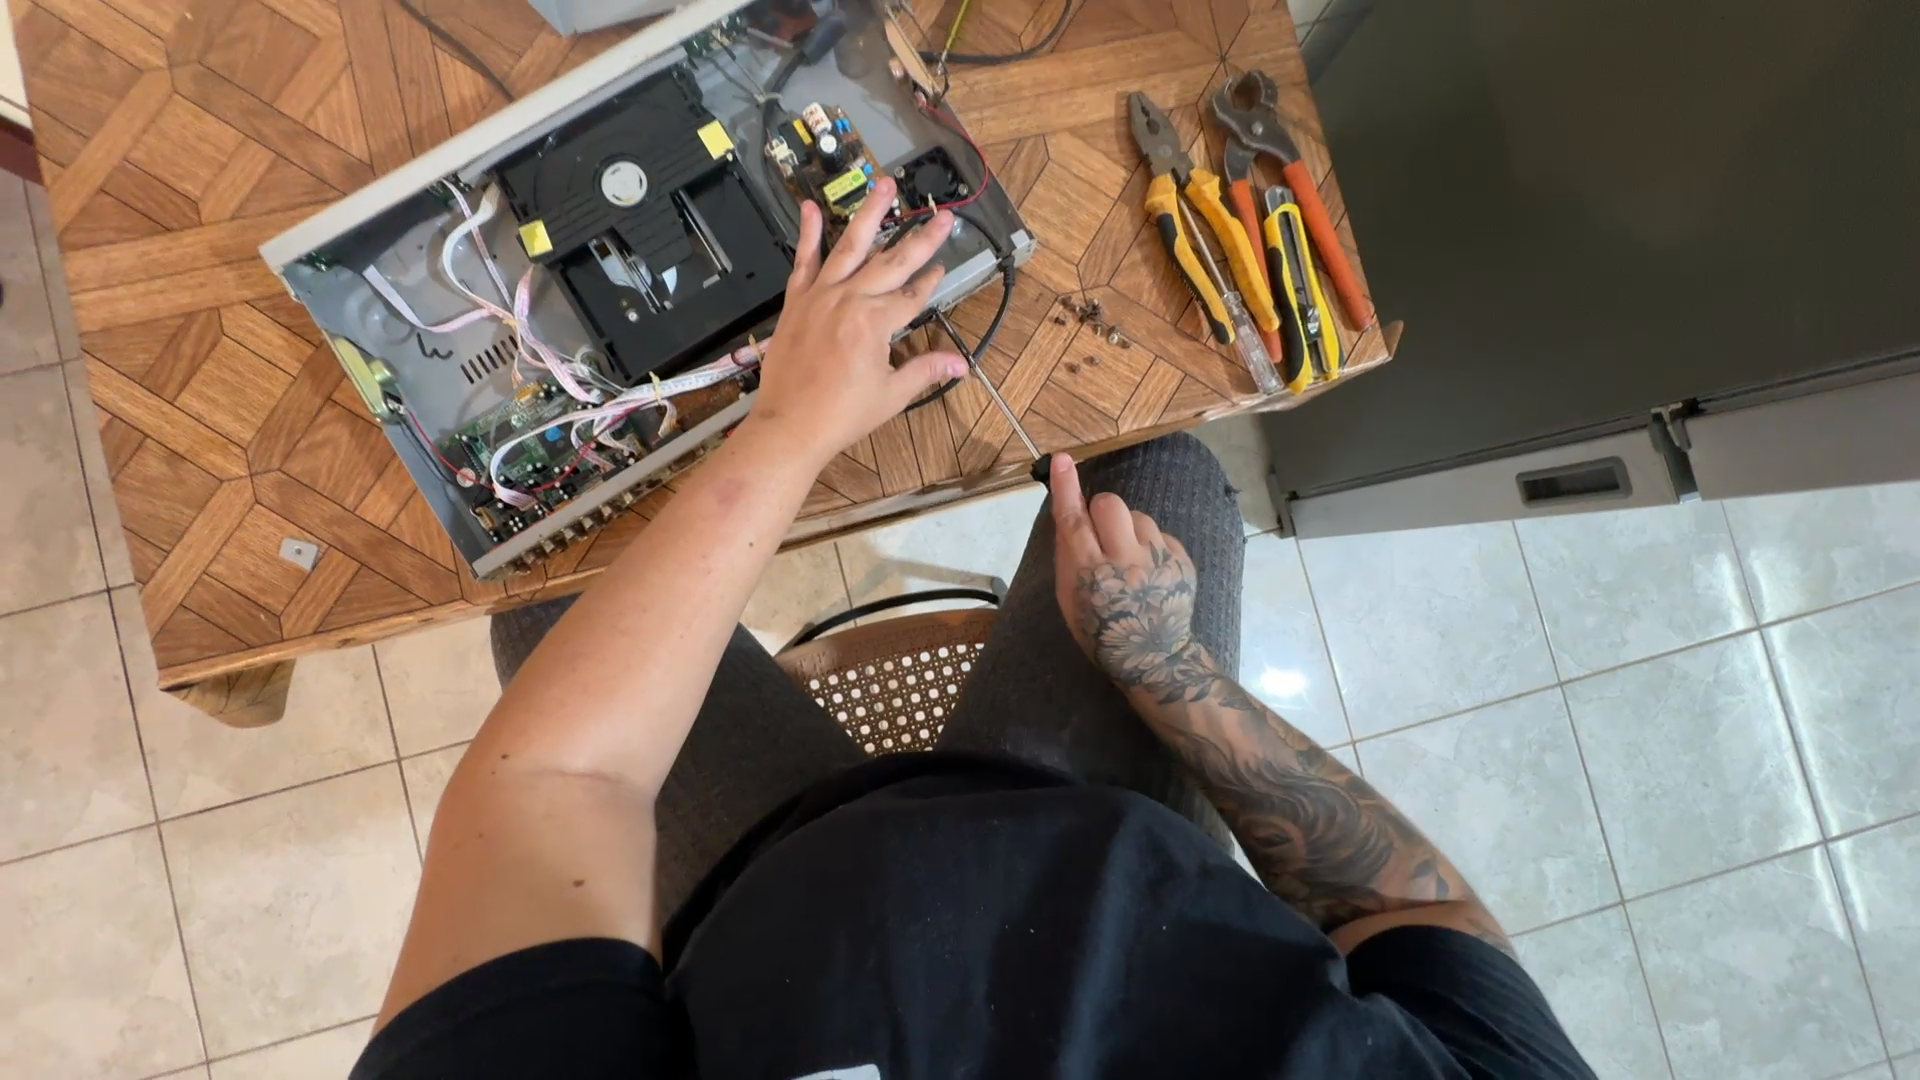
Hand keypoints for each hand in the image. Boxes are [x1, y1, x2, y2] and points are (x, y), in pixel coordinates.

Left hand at [742, 178, 968, 466]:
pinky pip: (804, 262)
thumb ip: (924, 371)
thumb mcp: (891, 395)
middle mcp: (849, 300)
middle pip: (892, 263)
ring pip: (850, 247)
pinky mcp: (796, 303)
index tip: (943, 269)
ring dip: (870, 214)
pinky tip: (812, 209)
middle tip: (941, 217)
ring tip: (884, 185)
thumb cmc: (841, 414)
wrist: (790, 425)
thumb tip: (960, 364)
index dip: (930, 283)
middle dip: (921, 240)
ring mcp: (820, 297)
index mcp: (875, 323)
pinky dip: (809, 235)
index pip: (912, 295)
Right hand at [1048, 453, 1211, 694]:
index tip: (1062, 459)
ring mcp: (1158, 560)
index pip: (1075, 521)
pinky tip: (1148, 569)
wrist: (1152, 657)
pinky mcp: (1182, 561)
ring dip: (1128, 528)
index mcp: (1090, 573)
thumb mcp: (1068, 597)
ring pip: (1138, 516)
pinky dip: (1149, 544)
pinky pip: (1159, 533)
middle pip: (1110, 506)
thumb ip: (1068, 555)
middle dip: (1101, 510)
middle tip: (1100, 532)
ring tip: (1128, 557)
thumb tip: (1070, 514)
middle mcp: (1125, 562)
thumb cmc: (1098, 629)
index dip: (1066, 488)